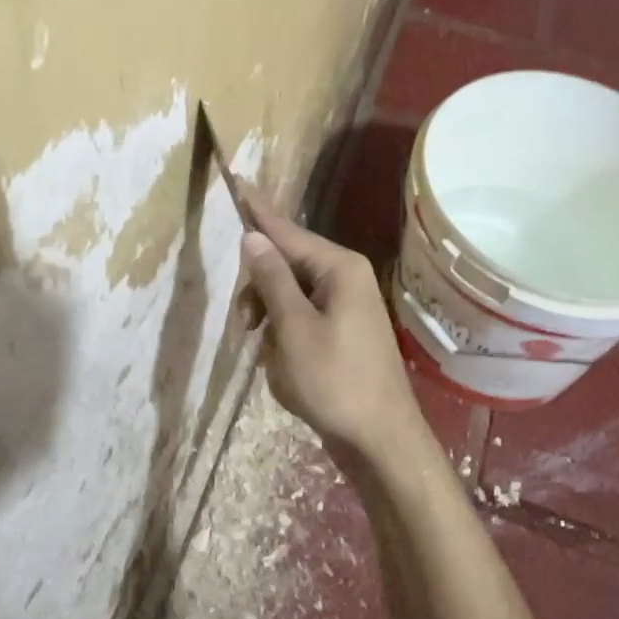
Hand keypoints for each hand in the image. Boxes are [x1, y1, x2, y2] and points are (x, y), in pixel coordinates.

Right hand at [240, 197, 430, 461]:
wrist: (381, 440)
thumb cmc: (335, 382)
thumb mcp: (294, 329)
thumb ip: (272, 279)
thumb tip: (253, 237)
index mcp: (339, 268)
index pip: (287, 230)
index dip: (257, 210)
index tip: (237, 179)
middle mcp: (345, 278)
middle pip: (285, 265)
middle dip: (259, 292)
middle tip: (245, 327)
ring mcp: (347, 306)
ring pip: (289, 296)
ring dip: (271, 323)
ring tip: (272, 360)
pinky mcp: (343, 332)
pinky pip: (301, 320)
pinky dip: (286, 340)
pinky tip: (286, 370)